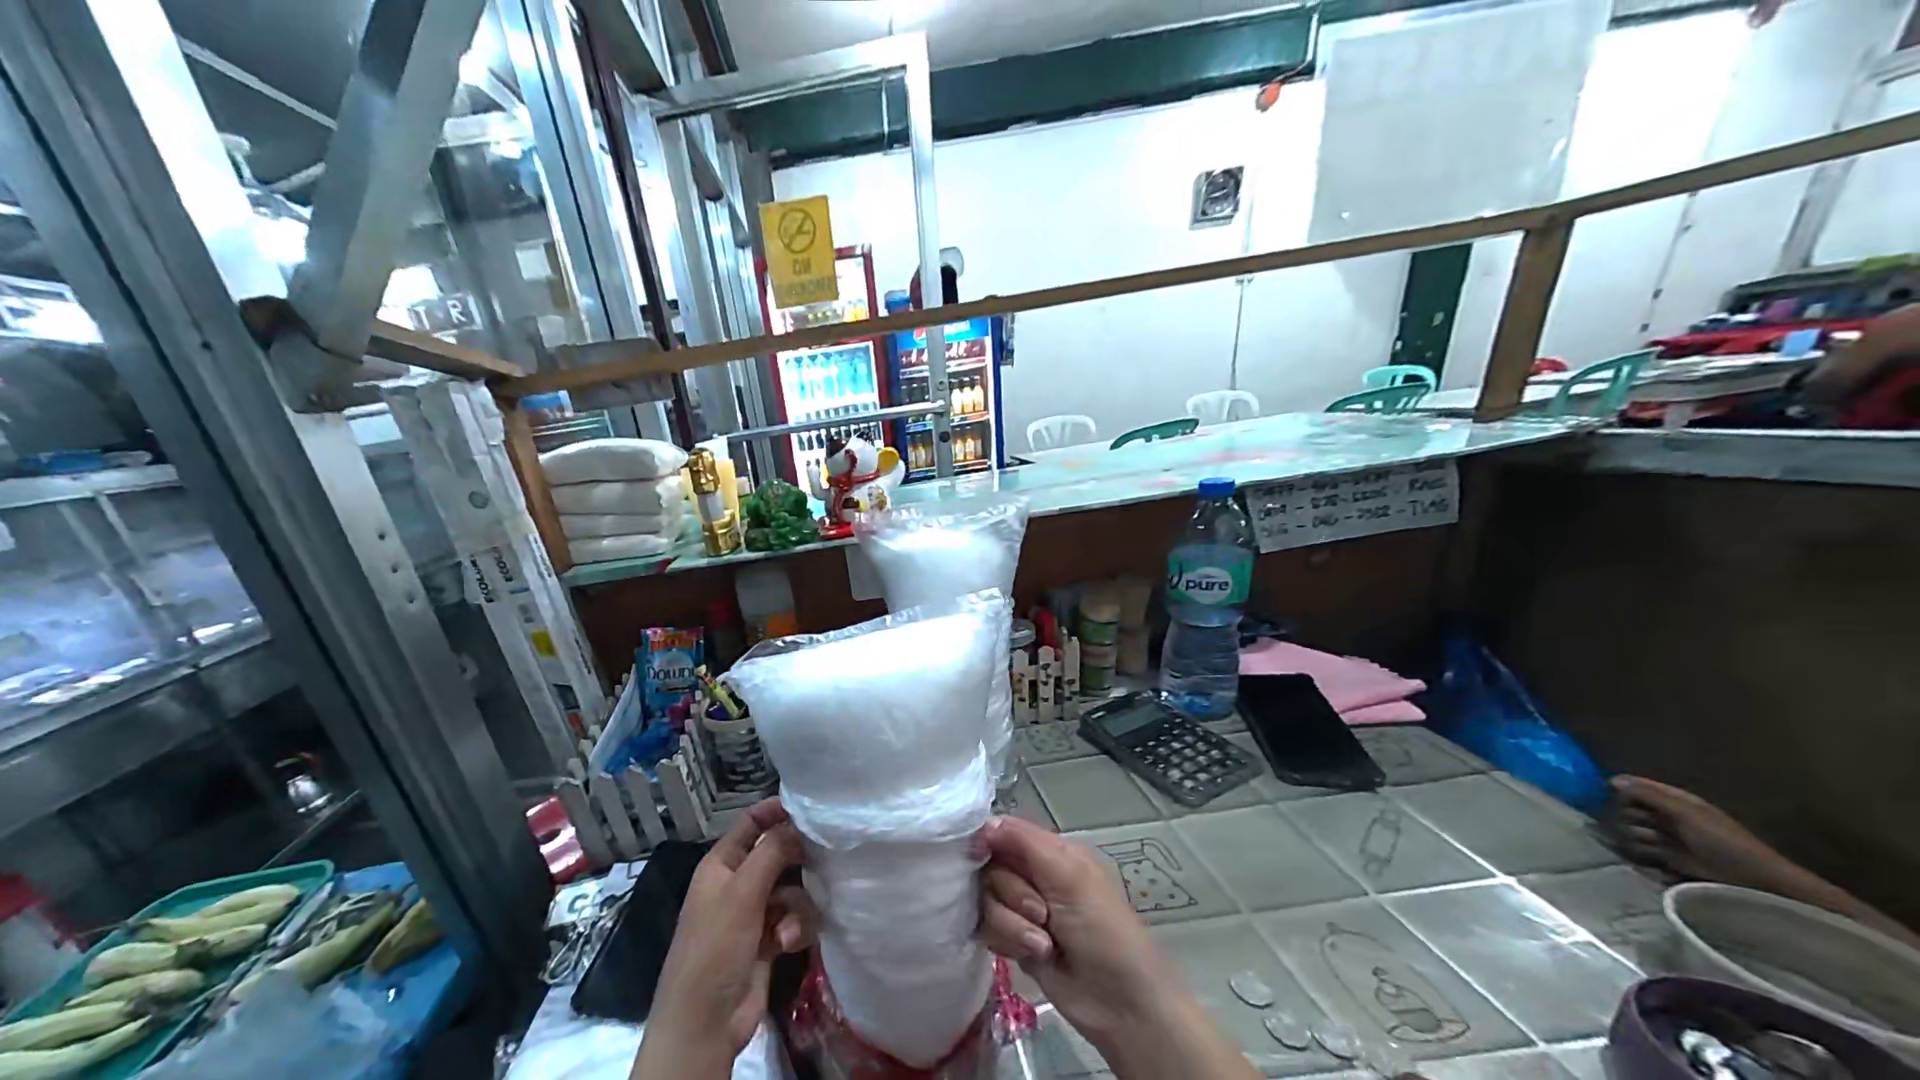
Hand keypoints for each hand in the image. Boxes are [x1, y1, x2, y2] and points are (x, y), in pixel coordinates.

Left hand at [631, 799, 815, 1079]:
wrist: (706, 1022)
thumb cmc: (716, 948)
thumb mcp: (742, 893)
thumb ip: (772, 851)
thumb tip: (799, 824)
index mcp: (720, 865)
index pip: (751, 823)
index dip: (776, 811)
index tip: (811, 808)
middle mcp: (737, 884)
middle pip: (777, 855)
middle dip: (797, 862)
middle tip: (819, 859)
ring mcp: (754, 914)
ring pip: (792, 890)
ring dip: (797, 907)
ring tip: (788, 929)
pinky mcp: (769, 941)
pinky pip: (794, 920)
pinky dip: (795, 930)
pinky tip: (789, 946)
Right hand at [974, 816, 1255, 1079]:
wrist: (1119, 1002)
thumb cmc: (1103, 930)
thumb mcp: (1070, 876)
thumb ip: (1025, 843)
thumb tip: (986, 822)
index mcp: (1052, 852)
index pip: (1005, 832)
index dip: (988, 842)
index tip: (979, 855)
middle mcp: (1034, 876)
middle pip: (991, 869)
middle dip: (1012, 893)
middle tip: (1041, 913)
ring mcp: (1023, 911)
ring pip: (987, 902)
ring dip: (1012, 924)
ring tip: (1044, 944)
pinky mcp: (1015, 942)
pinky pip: (988, 930)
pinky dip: (1009, 942)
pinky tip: (1034, 955)